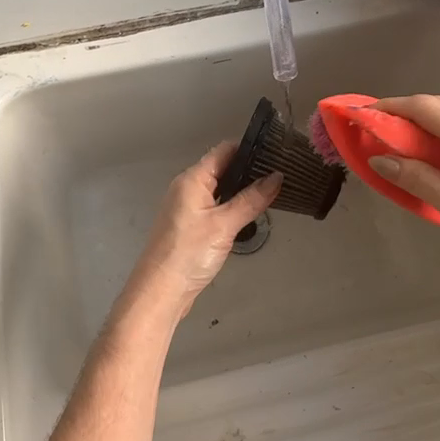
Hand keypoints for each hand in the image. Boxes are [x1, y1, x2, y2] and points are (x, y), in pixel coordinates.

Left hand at [127, 142, 282, 314]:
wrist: (160, 291)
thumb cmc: (189, 253)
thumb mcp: (225, 225)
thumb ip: (251, 200)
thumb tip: (276, 177)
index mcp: (192, 179)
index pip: (223, 151)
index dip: (248, 149)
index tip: (274, 152)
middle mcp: (186, 187)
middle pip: (221, 168)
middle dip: (247, 170)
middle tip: (279, 175)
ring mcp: (185, 207)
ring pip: (217, 188)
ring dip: (239, 190)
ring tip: (269, 192)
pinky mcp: (188, 225)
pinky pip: (213, 205)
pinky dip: (230, 205)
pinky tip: (246, 214)